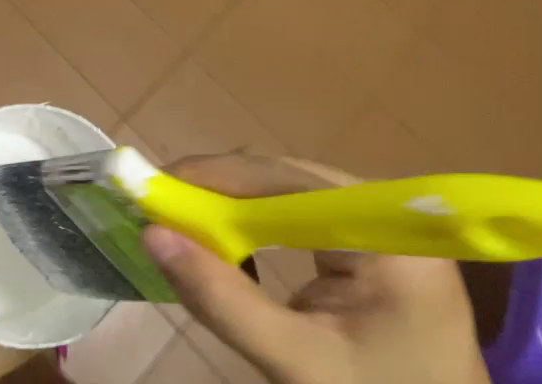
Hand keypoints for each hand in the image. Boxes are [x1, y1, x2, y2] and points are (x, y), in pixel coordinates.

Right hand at [141, 153, 489, 383]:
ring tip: (185, 228)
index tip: (155, 190)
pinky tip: (232, 251)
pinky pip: (303, 219)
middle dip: (220, 191)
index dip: (216, 177)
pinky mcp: (375, 249)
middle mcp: (390, 216)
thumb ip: (223, 299)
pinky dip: (259, 228)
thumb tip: (151, 235)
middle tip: (161, 212)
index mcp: (388, 236)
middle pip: (286, 179)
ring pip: (289, 193)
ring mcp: (386, 230)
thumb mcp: (297, 364)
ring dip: (234, 208)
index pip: (286, 180)